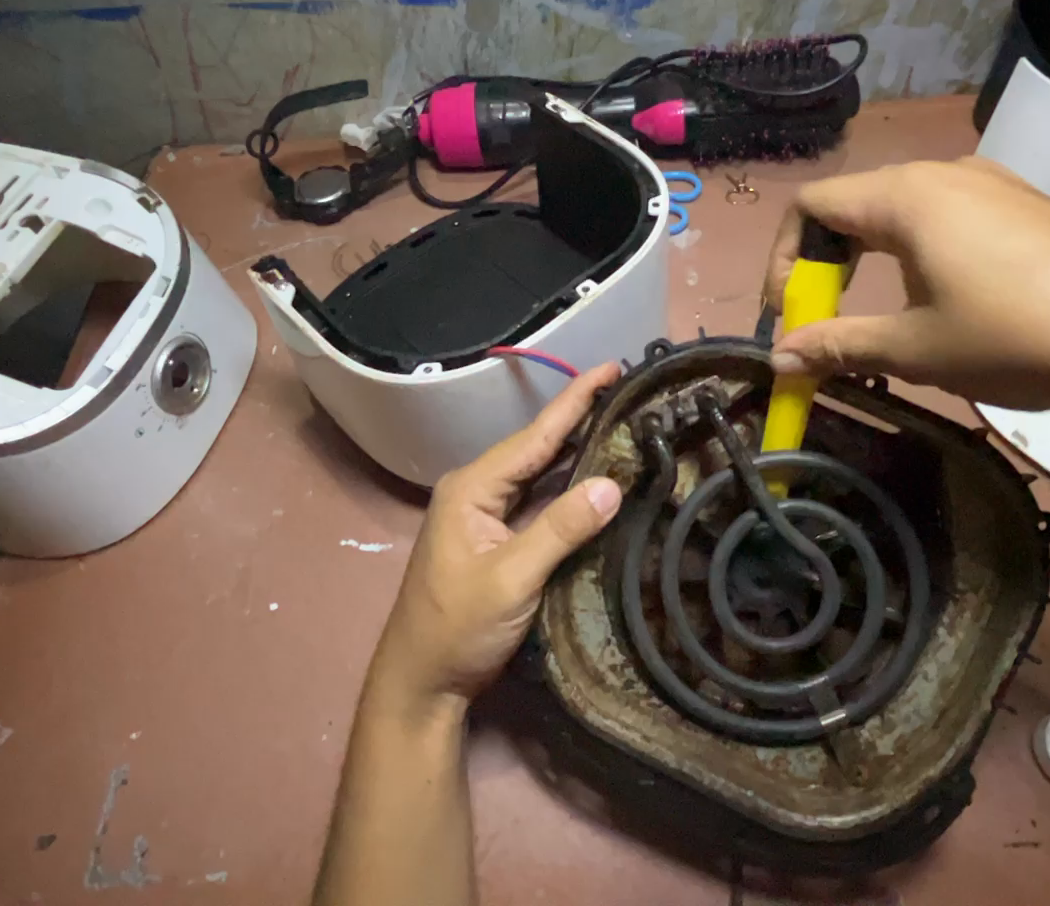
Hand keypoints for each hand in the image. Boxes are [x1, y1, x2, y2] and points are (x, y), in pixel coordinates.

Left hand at [364, 361, 624, 718]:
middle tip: (627, 391)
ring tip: (622, 424)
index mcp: (472, 487)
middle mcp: (478, 490)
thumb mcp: (511, 578)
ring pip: (540, 474)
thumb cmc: (456, 628)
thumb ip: (559, 530)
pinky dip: (569, 488)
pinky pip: (539, 502)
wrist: (422, 682)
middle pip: (537, 447)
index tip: (612, 367)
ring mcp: (487, 515)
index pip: (534, 436)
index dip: (575, 401)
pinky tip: (597, 479)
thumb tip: (611, 485)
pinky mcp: (498, 539)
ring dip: (577, 451)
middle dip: (580, 418)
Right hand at [763, 156, 1049, 408]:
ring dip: (868, 264)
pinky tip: (942, 302)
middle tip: (823, 322)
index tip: (789, 316)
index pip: (810, 206)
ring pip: (898, 213)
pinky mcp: (1024, 205)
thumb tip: (779, 356)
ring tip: (880, 320)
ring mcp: (990, 184)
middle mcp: (942, 173)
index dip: (782, 260)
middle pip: (851, 206)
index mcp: (904, 197)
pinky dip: (914, 256)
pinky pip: (943, 218)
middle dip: (822, 265)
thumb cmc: (1014, 336)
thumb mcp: (912, 350)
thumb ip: (837, 345)